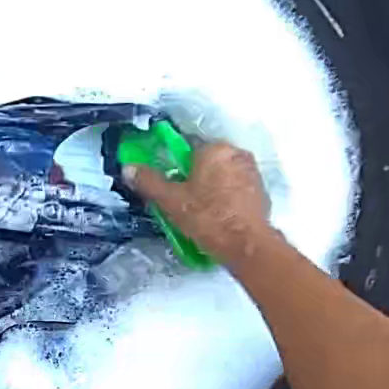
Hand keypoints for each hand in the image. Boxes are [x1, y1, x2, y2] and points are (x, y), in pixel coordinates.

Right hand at [125, 142, 279, 268]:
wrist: (245, 244)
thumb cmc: (207, 218)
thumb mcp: (171, 201)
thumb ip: (149, 182)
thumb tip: (128, 168)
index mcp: (213, 149)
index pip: (187, 145)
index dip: (173, 162)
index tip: (167, 180)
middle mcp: (236, 152)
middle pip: (206, 159)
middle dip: (193, 175)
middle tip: (180, 198)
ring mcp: (252, 170)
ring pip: (222, 173)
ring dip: (210, 185)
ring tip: (198, 209)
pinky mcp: (260, 190)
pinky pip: (235, 187)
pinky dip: (225, 196)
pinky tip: (216, 215)